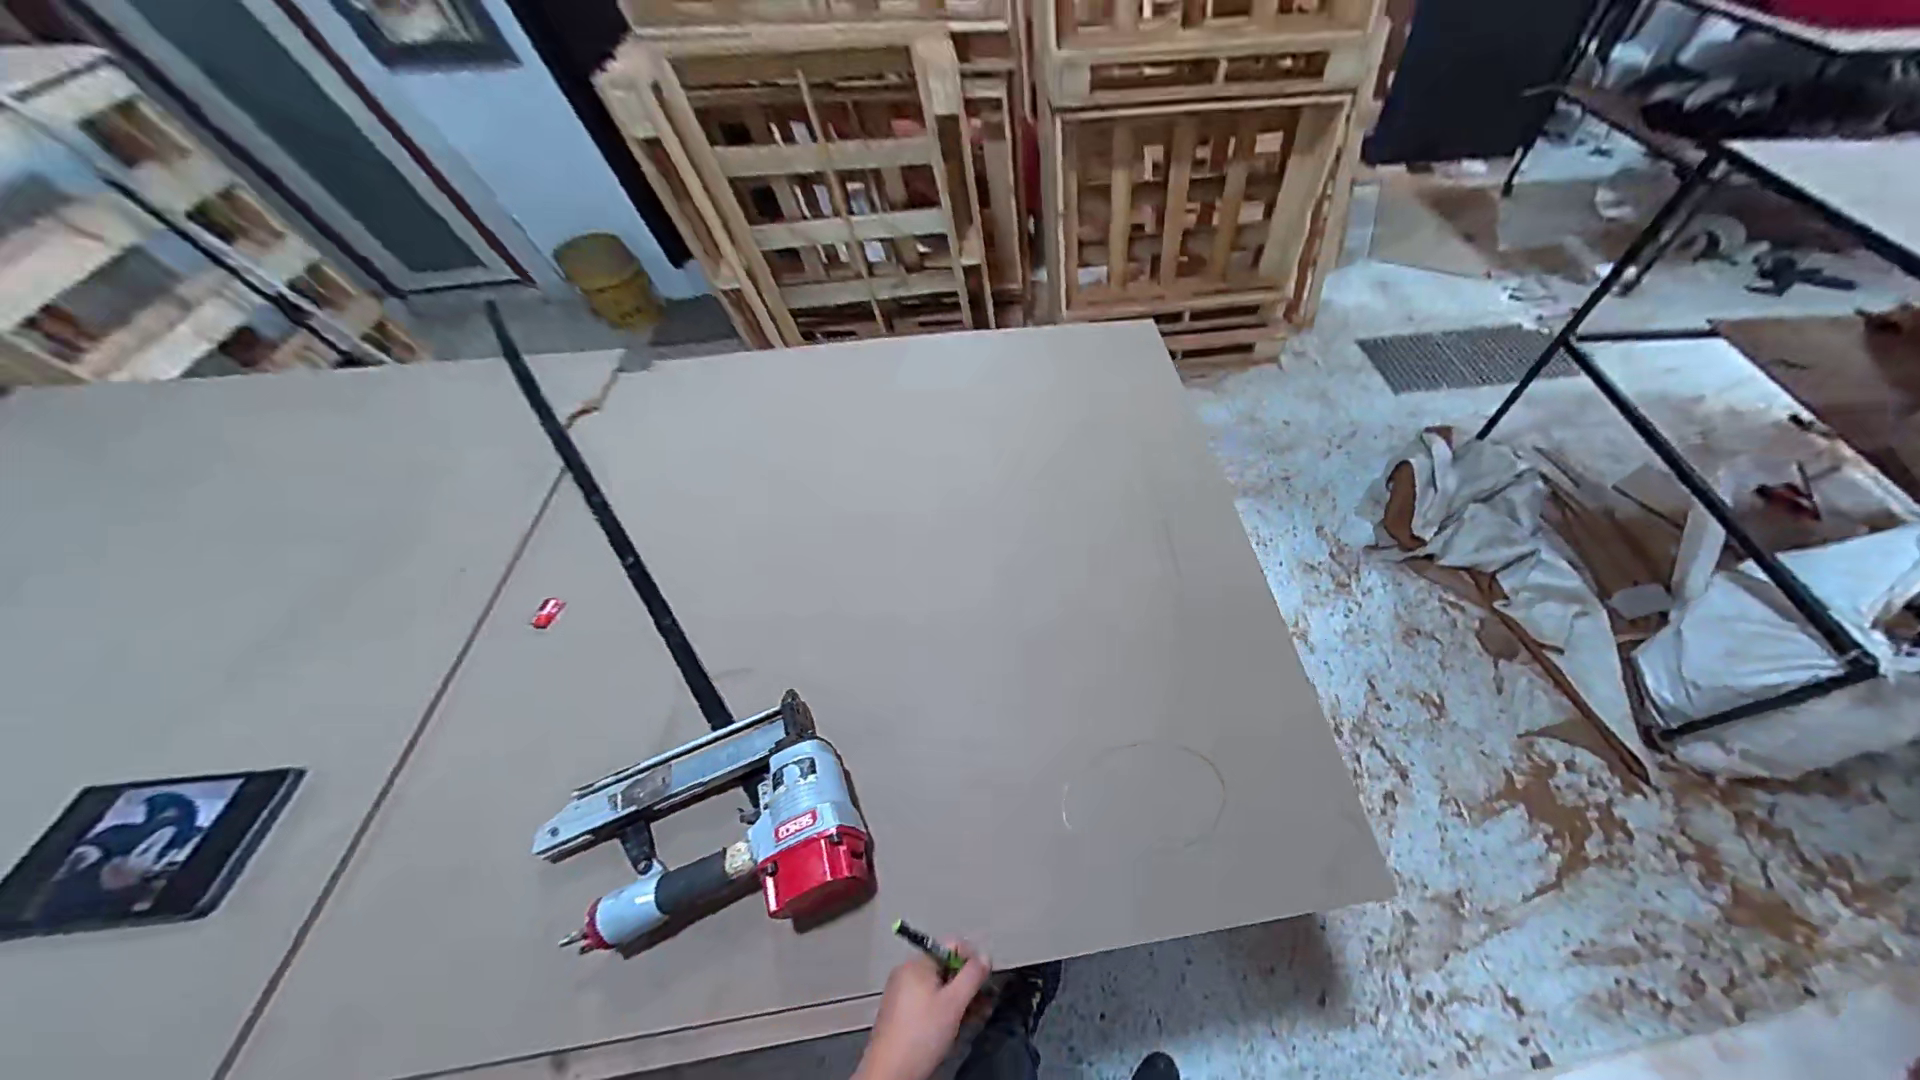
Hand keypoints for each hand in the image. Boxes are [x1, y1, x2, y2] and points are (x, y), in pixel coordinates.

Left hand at [853, 941, 990, 1079]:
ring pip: (939, 986)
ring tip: (976, 1018)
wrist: (888, 1074)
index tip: (986, 982)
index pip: (952, 945)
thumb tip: (985, 956)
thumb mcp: (953, 1004)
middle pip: (946, 967)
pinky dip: (944, 1008)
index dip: (972, 959)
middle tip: (985, 1004)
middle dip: (968, 983)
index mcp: (918, 963)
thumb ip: (972, 976)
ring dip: (959, 998)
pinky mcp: (900, 1012)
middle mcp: (908, 971)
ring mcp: (902, 992)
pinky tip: (956, 1025)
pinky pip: (928, 1000)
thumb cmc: (923, 1034)